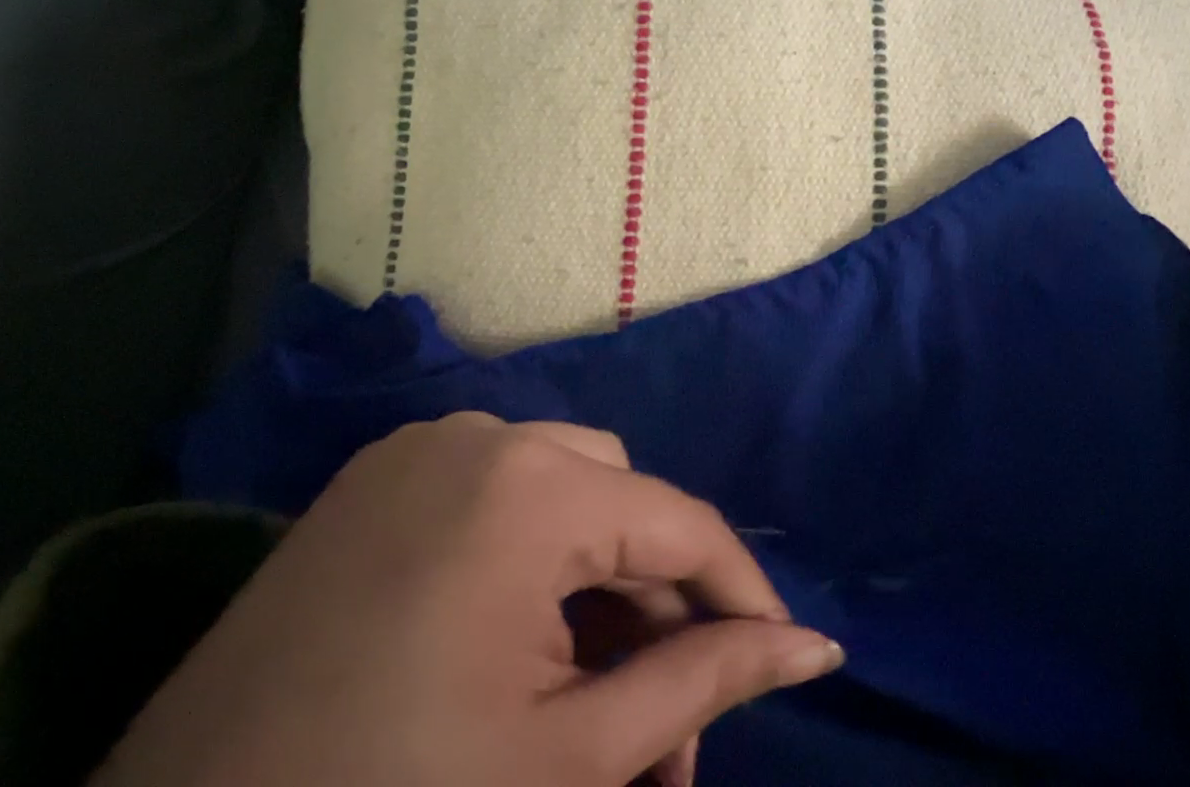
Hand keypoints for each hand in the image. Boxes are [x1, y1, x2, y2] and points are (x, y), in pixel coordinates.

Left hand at [91, 413, 842, 786]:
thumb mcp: (577, 751)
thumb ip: (707, 679)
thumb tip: (817, 650)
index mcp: (530, 483)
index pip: (682, 523)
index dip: (743, 595)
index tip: (782, 658)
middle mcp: (477, 437)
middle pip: (621, 507)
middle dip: (660, 608)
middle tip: (670, 724)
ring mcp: (414, 454)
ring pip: (561, 500)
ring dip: (599, 591)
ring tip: (603, 701)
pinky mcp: (372, 486)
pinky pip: (493, 502)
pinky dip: (531, 568)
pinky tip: (525, 652)